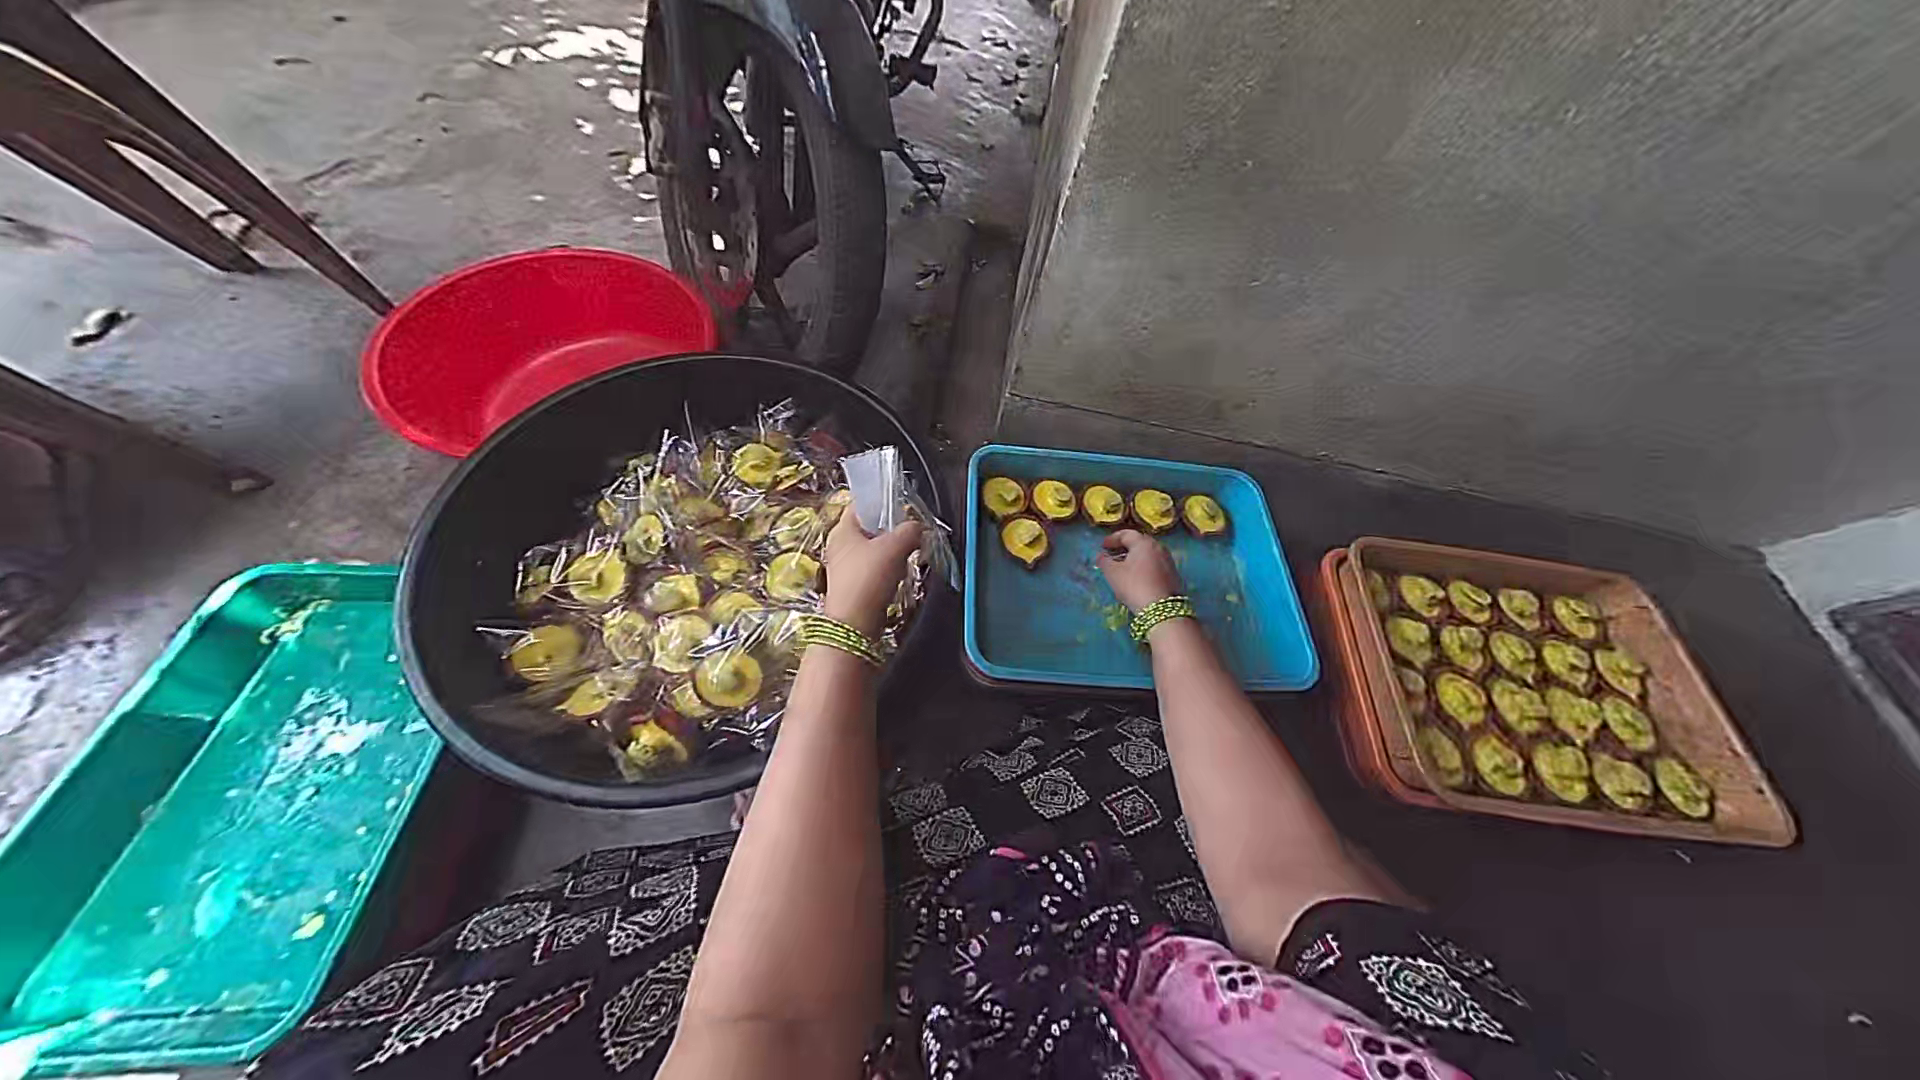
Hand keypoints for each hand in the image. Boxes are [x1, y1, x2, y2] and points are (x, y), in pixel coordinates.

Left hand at [821, 510, 923, 638]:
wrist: (855, 625)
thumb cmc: (869, 578)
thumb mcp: (894, 547)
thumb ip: (910, 530)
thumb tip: (918, 527)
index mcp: (842, 529)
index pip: (861, 503)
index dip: (881, 501)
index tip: (902, 507)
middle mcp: (839, 545)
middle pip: (869, 527)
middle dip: (891, 529)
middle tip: (909, 533)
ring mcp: (844, 566)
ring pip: (873, 549)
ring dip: (891, 551)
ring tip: (907, 555)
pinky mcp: (852, 585)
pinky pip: (873, 568)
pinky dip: (886, 568)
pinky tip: (897, 575)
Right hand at [1097, 529, 1182, 611]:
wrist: (1162, 609)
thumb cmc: (1134, 585)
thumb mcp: (1113, 573)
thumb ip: (1104, 561)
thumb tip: (1101, 555)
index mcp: (1144, 543)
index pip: (1126, 534)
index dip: (1112, 539)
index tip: (1102, 546)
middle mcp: (1159, 548)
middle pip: (1139, 542)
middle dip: (1124, 546)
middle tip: (1112, 554)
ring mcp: (1168, 561)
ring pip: (1148, 554)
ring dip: (1134, 557)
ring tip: (1122, 566)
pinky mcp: (1173, 575)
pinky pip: (1154, 564)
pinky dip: (1143, 565)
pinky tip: (1136, 576)